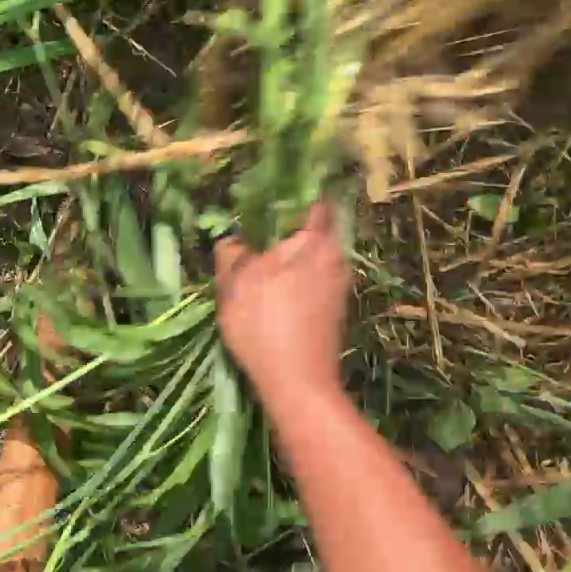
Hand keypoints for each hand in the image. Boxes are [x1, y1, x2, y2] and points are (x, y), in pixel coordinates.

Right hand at [214, 202, 350, 404]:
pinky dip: (296, 270)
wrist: (298, 382)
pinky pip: (314, 272)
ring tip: (259, 254)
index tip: (265, 189)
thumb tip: (234, 240)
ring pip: (313, 250)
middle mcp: (334, 256)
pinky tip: (272, 284)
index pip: (312, 197)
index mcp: (312, 242)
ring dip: (290, 249)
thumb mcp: (233, 286)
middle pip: (313, 224)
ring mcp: (338, 282)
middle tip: (256, 225)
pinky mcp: (335, 304)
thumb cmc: (263, 327)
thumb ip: (232, 253)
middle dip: (286, 222)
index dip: (290, 188)